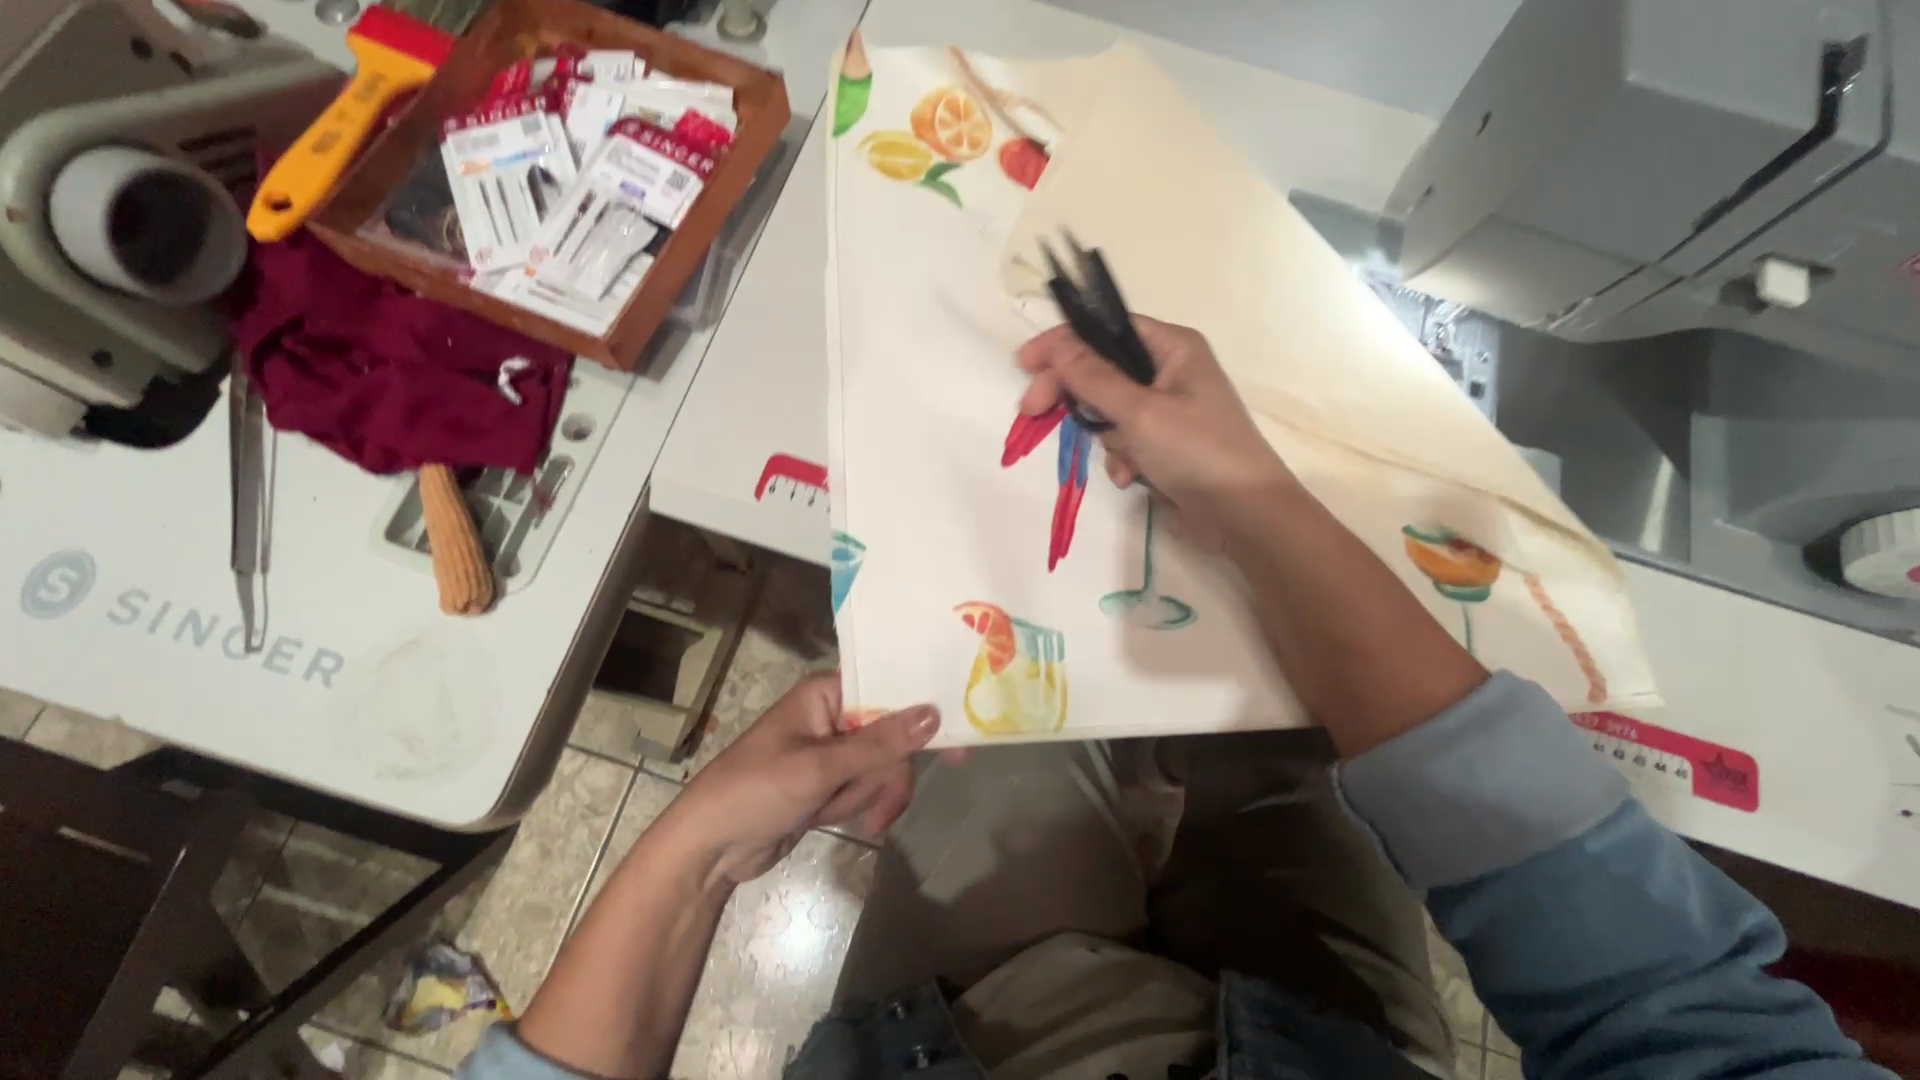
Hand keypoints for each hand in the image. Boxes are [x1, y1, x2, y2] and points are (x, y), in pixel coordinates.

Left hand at [654, 674, 938, 887]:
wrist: (709, 849)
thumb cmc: (754, 792)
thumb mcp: (818, 768)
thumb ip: (879, 743)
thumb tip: (933, 712)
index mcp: (826, 694)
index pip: (890, 691)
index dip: (924, 716)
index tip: (962, 744)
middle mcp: (833, 714)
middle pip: (893, 738)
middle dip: (882, 778)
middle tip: (875, 811)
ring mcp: (832, 750)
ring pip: (883, 768)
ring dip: (865, 797)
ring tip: (830, 814)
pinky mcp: (829, 781)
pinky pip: (865, 788)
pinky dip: (855, 807)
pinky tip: (828, 820)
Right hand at [1017, 317, 1296, 527]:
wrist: (1243, 514)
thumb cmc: (1198, 451)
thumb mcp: (1140, 412)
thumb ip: (1093, 378)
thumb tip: (1056, 346)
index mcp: (1173, 346)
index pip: (1106, 328)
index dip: (1063, 342)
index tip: (1024, 364)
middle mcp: (1170, 370)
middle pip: (1101, 369)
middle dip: (1075, 396)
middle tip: (1033, 411)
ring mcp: (1167, 408)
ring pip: (1109, 410)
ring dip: (1108, 437)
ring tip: (1126, 456)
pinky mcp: (1164, 443)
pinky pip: (1124, 440)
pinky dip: (1122, 458)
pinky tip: (1134, 476)